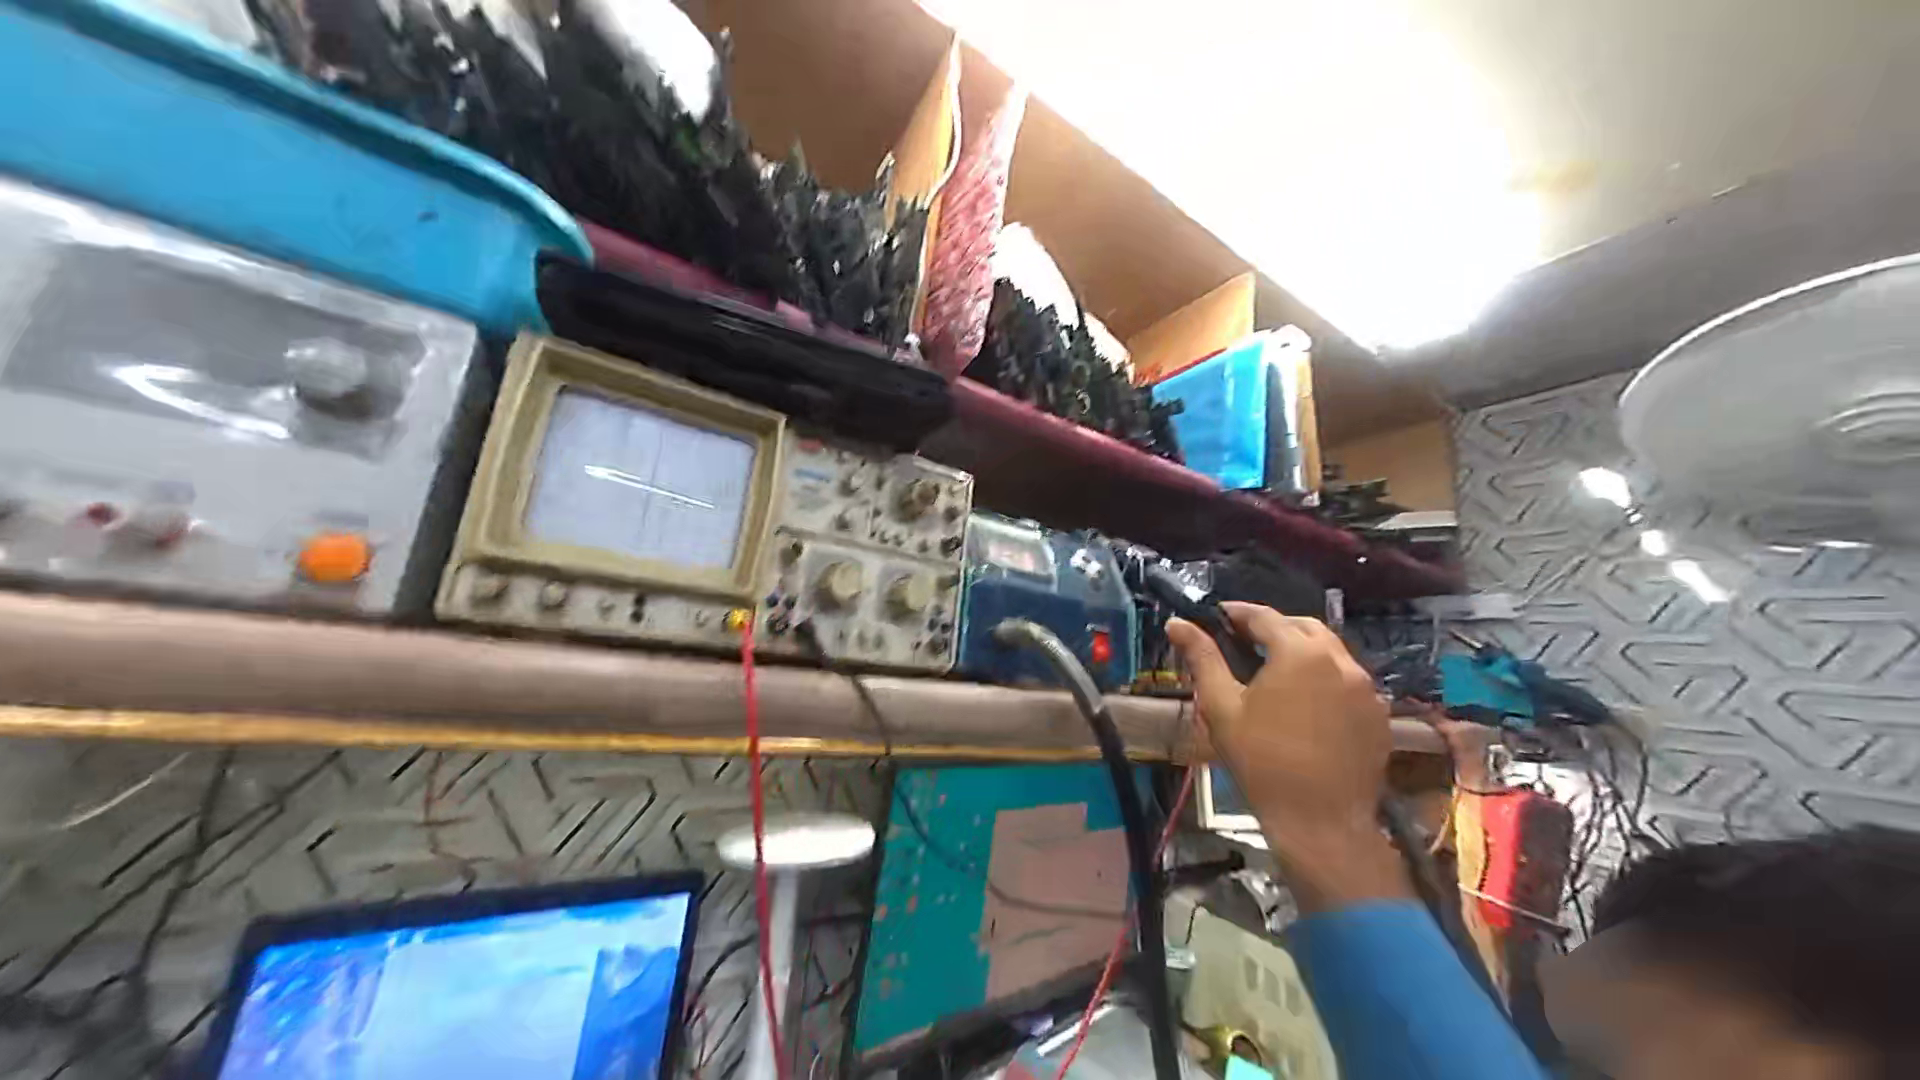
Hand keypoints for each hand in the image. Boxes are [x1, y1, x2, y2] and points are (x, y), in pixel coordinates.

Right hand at [1167, 603, 1409, 909]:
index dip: (1238, 612)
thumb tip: (1176, 623)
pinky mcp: (1378, 715)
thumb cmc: (1261, 760)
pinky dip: (1324, 677)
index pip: (1265, 616)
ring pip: (1331, 652)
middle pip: (1304, 627)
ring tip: (1273, 668)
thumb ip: (1202, 658)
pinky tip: (1304, 700)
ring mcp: (1366, 689)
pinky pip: (1348, 681)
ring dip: (1302, 649)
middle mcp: (1340, 661)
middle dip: (1273, 626)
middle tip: (1244, 639)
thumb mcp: (1222, 706)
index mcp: (1300, 653)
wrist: (1320, 822)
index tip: (1217, 615)